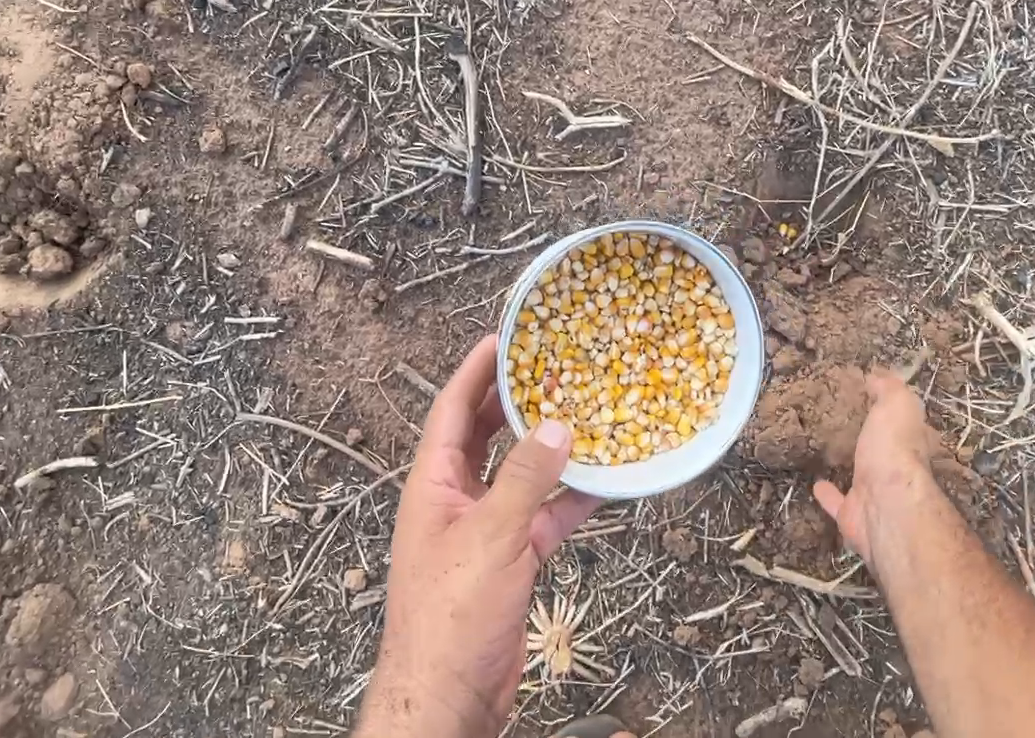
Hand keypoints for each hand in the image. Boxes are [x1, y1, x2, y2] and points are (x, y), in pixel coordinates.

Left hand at [357, 335, 602, 737]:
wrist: (450, 697)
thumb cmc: (448, 618)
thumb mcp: (490, 536)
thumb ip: (526, 479)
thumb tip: (558, 429)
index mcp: (433, 484)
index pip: (453, 410)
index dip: (476, 372)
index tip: (503, 339)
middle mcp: (457, 499)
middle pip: (487, 435)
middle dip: (515, 402)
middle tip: (550, 368)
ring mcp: (485, 528)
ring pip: (521, 474)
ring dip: (549, 450)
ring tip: (582, 415)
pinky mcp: (511, 557)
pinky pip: (544, 515)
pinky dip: (569, 499)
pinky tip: (601, 484)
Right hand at [812, 370, 941, 565]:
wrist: (884, 505)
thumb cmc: (894, 449)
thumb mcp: (897, 404)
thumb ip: (888, 388)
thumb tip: (877, 375)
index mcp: (913, 443)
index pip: (908, 423)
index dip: (895, 410)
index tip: (874, 397)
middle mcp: (898, 471)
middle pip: (886, 450)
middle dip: (873, 439)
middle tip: (849, 422)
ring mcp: (877, 496)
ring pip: (862, 476)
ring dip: (850, 465)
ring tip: (831, 448)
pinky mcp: (853, 515)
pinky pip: (837, 502)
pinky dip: (827, 493)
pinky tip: (815, 482)